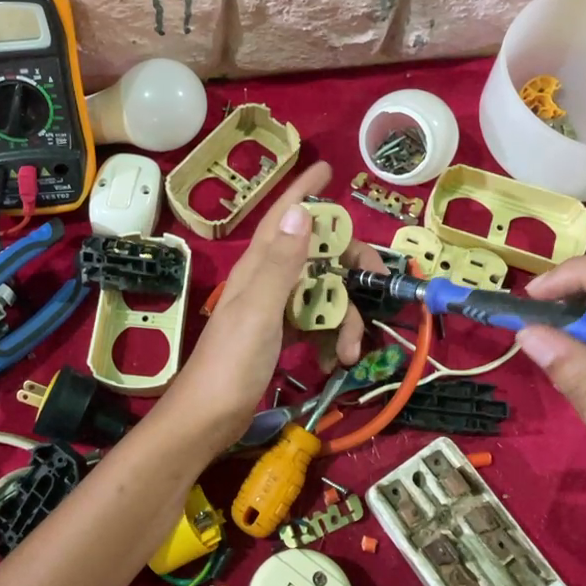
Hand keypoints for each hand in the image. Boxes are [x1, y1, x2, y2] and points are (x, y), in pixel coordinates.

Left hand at [156, 162, 369, 447]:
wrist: (210, 418)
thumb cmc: (231, 363)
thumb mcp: (259, 310)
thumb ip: (281, 263)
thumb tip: (303, 211)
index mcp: (259, 266)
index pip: (285, 217)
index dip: (304, 191)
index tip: (326, 167)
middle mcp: (267, 280)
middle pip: (318, 255)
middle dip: (350, 268)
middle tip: (376, 283)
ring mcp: (274, 309)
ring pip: (324, 293)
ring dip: (345, 318)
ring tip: (349, 353)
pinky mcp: (280, 336)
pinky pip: (317, 323)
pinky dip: (332, 339)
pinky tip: (336, 363)